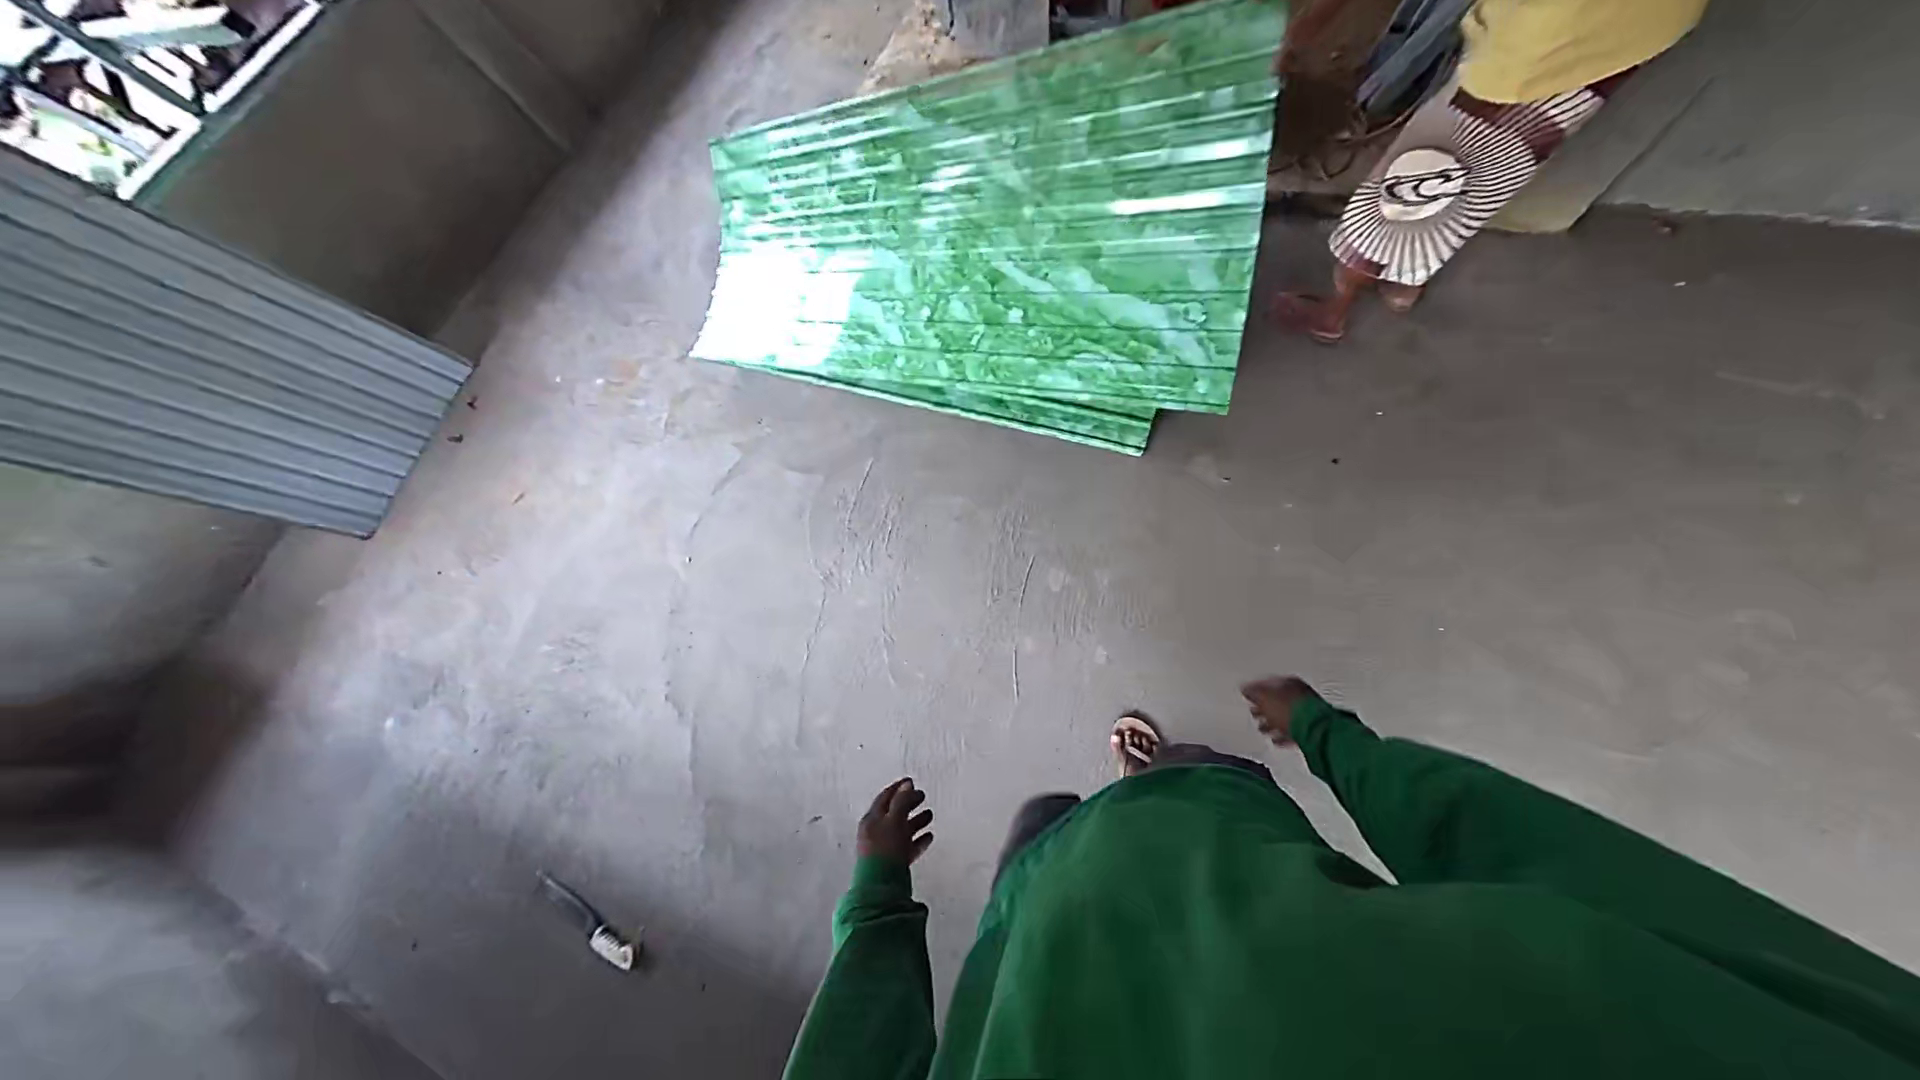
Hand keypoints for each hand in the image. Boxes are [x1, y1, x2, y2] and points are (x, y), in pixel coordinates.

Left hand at [858, 778, 933, 865]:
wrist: (881, 889)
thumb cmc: (885, 851)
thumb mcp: (894, 820)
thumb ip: (901, 802)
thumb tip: (907, 785)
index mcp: (872, 819)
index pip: (885, 798)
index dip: (898, 788)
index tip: (910, 781)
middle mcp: (876, 832)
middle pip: (894, 812)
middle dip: (908, 803)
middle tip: (922, 795)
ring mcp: (884, 848)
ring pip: (902, 829)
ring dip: (915, 821)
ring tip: (929, 815)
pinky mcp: (893, 863)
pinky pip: (906, 846)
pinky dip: (917, 839)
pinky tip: (927, 837)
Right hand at [1241, 676, 1321, 746]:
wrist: (1313, 731)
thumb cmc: (1291, 710)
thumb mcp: (1264, 698)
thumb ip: (1253, 693)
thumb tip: (1244, 689)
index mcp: (1289, 682)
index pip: (1268, 683)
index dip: (1255, 689)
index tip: (1247, 694)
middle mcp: (1300, 694)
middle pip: (1278, 700)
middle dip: (1265, 707)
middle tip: (1254, 712)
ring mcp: (1307, 712)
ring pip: (1285, 716)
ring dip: (1272, 722)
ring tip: (1262, 728)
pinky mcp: (1311, 729)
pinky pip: (1292, 730)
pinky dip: (1283, 734)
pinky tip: (1276, 739)